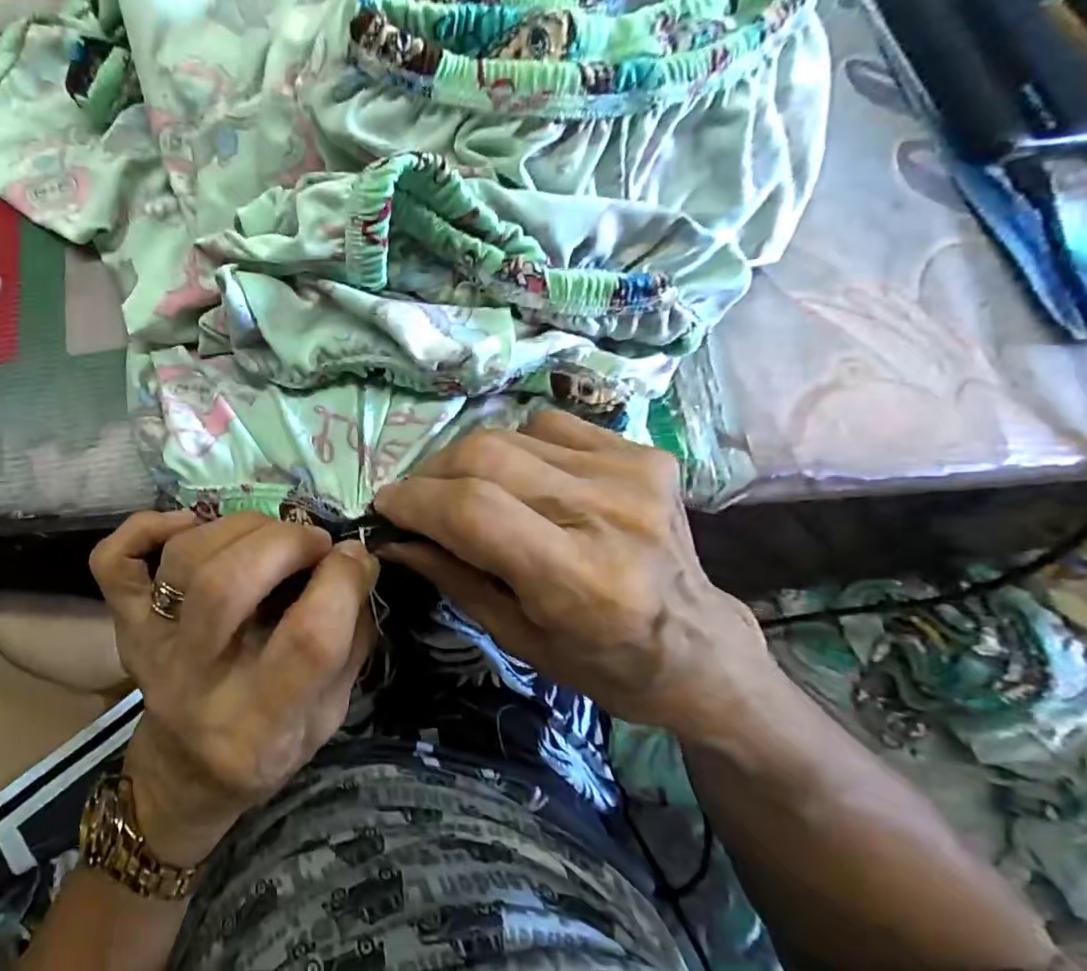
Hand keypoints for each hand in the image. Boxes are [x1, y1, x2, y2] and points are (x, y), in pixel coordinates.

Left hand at [89, 511, 377, 865]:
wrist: (184, 772)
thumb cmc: (264, 748)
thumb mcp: (326, 717)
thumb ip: (348, 644)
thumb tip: (356, 563)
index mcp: (258, 726)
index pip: (306, 640)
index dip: (341, 583)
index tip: (354, 559)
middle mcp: (194, 683)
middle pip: (227, 586)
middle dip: (285, 544)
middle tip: (313, 540)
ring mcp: (149, 648)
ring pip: (183, 561)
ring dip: (238, 526)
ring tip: (271, 534)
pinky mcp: (122, 624)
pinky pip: (114, 562)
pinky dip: (147, 526)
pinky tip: (191, 524)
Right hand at [373, 412, 777, 743]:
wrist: (701, 649)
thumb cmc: (601, 661)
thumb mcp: (514, 637)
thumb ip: (450, 577)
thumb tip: (391, 538)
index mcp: (579, 581)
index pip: (473, 511)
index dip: (415, 500)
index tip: (385, 506)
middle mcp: (610, 517)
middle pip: (485, 458)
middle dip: (430, 475)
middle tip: (416, 499)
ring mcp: (632, 476)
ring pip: (508, 434)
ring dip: (465, 460)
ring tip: (462, 490)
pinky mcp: (645, 454)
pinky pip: (546, 425)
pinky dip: (515, 446)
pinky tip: (523, 478)